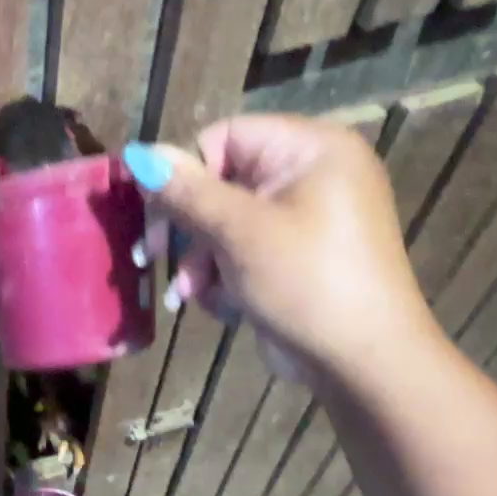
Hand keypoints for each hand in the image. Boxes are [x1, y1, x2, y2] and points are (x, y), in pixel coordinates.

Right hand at [124, 115, 439, 383]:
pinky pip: (240, 254)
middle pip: (219, 184)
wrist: (358, 357)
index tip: (154, 215)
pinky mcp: (292, 259)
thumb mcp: (238, 232)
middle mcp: (308, 176)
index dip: (183, 174)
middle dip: (187, 228)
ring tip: (191, 294)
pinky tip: (220, 304)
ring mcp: (302, 220)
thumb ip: (186, 192)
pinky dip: (221, 278)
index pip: (224, 138)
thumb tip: (138, 154)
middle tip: (152, 256)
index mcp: (309, 150)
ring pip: (222, 226)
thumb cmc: (304, 280)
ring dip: (198, 261)